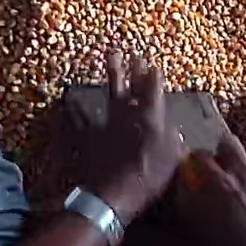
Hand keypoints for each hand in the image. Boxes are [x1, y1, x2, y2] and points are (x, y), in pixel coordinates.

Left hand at [82, 50, 184, 223]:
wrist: (113, 193)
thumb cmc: (149, 177)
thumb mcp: (173, 160)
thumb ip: (174, 141)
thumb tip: (174, 132)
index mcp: (151, 116)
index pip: (154, 88)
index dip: (154, 76)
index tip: (154, 65)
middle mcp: (129, 113)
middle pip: (133, 84)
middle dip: (134, 68)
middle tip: (134, 53)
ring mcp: (109, 121)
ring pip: (113, 91)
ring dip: (114, 73)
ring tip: (112, 55)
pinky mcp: (93, 133)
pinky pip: (84, 115)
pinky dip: (79, 107)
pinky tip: (71, 99)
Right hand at [175, 133, 245, 245]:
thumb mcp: (196, 226)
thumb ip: (187, 199)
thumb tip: (183, 184)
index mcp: (217, 180)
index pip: (199, 155)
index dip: (194, 162)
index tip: (193, 171)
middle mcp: (242, 170)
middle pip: (228, 142)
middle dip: (221, 152)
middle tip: (218, 167)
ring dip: (242, 160)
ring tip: (240, 176)